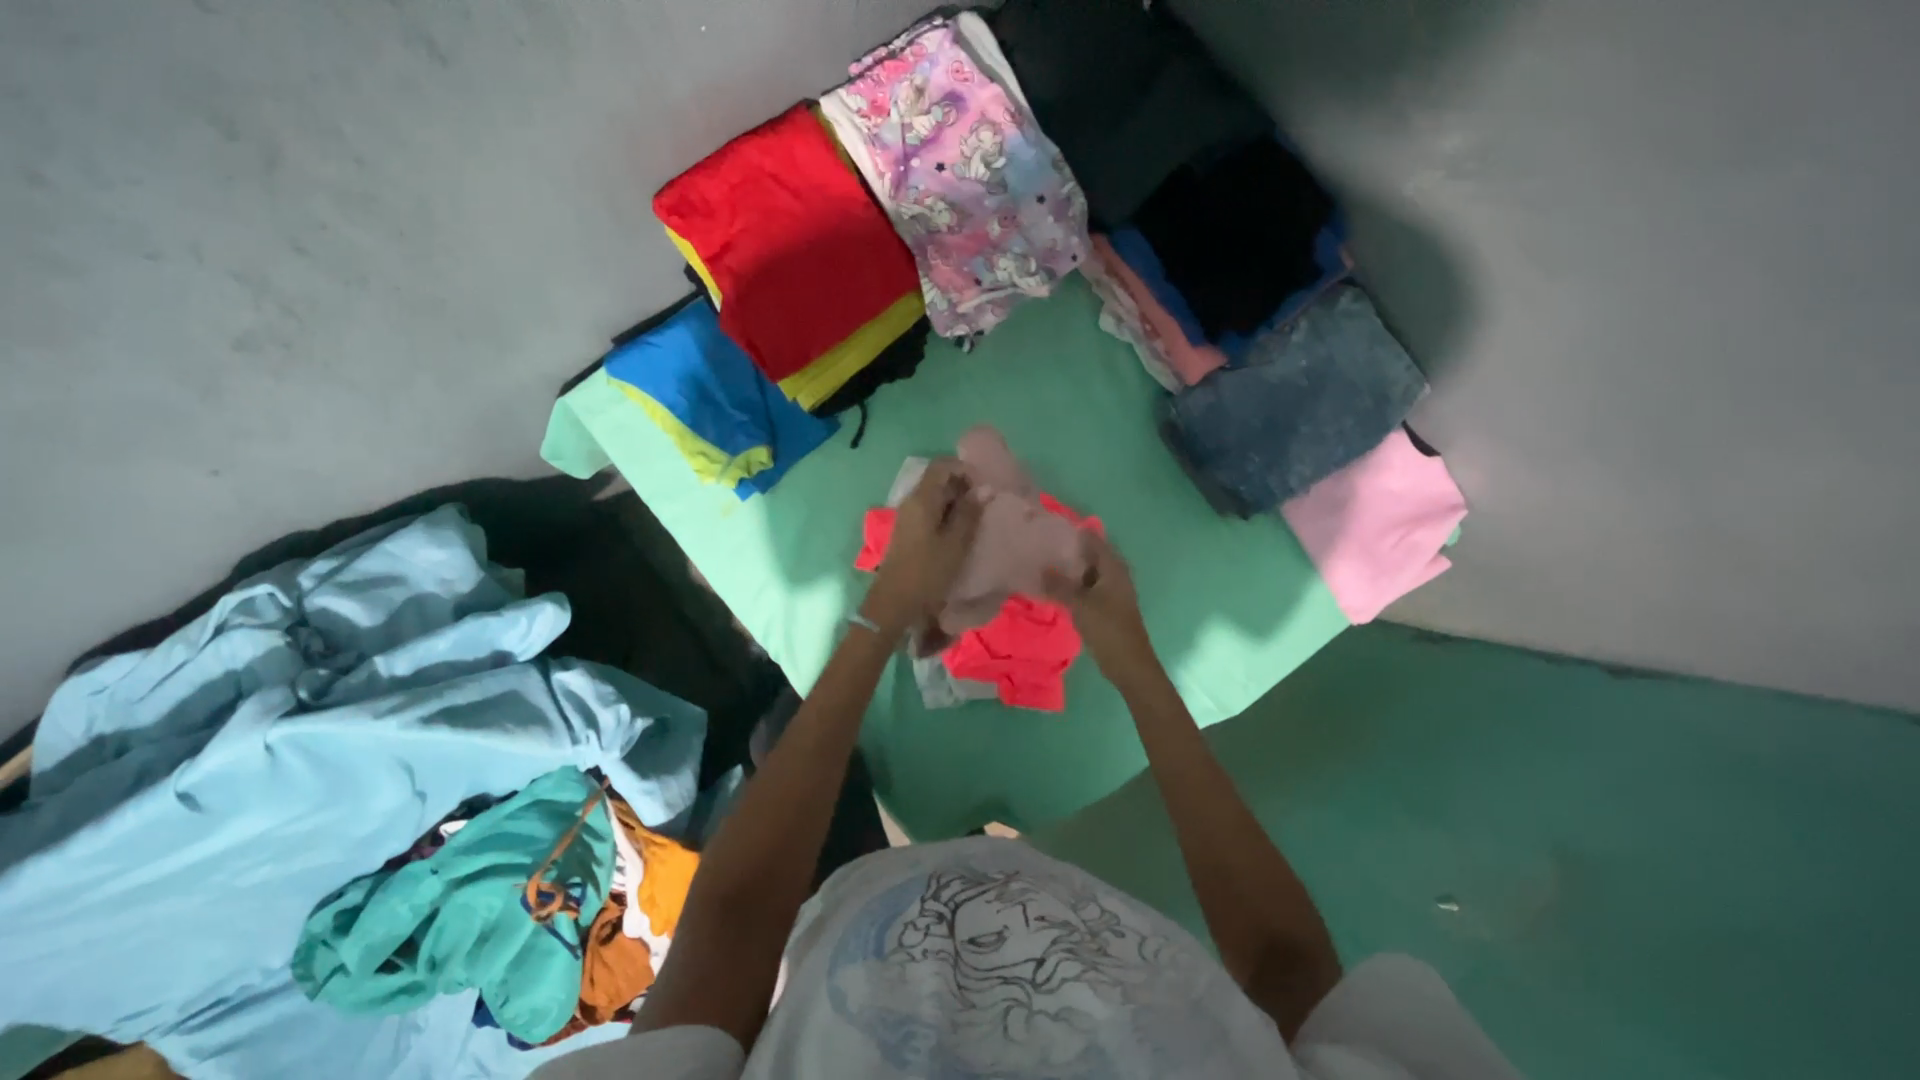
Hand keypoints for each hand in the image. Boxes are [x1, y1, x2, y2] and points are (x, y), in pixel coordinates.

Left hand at [864, 459, 984, 635]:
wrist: (894, 603)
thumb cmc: (928, 572)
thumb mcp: (955, 543)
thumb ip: (970, 513)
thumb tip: (985, 488)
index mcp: (922, 499)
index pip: (942, 466)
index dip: (965, 470)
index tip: (984, 488)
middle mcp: (911, 501)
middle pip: (938, 479)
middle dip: (963, 486)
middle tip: (985, 505)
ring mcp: (907, 516)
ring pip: (935, 497)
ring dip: (956, 503)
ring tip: (977, 520)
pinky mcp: (908, 531)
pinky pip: (930, 512)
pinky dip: (947, 515)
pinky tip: (960, 533)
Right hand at [1043, 531, 1159, 683]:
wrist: (1128, 663)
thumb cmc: (1107, 628)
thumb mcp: (1079, 604)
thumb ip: (1059, 585)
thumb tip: (1042, 568)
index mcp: (1113, 568)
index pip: (1094, 540)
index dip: (1075, 532)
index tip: (1051, 527)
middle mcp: (1115, 575)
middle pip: (1091, 556)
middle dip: (1069, 551)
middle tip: (1042, 546)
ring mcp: (1112, 592)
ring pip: (1088, 574)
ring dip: (1070, 571)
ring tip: (1044, 565)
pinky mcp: (1107, 608)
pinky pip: (1087, 590)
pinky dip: (1073, 587)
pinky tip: (1055, 590)